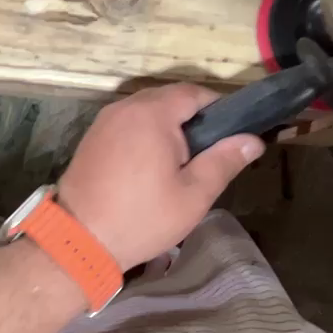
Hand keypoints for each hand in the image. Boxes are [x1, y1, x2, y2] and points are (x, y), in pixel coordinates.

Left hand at [55, 84, 263, 270]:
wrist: (79, 240)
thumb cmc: (142, 217)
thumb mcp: (193, 195)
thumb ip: (224, 161)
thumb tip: (253, 140)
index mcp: (151, 114)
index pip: (193, 93)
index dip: (217, 108)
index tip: (231, 133)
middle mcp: (125, 107)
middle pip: (168, 98)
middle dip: (192, 118)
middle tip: (209, 153)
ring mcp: (105, 120)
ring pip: (146, 110)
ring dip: (167, 126)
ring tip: (182, 162)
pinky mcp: (92, 136)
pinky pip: (128, 123)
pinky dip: (144, 133)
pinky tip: (152, 165)